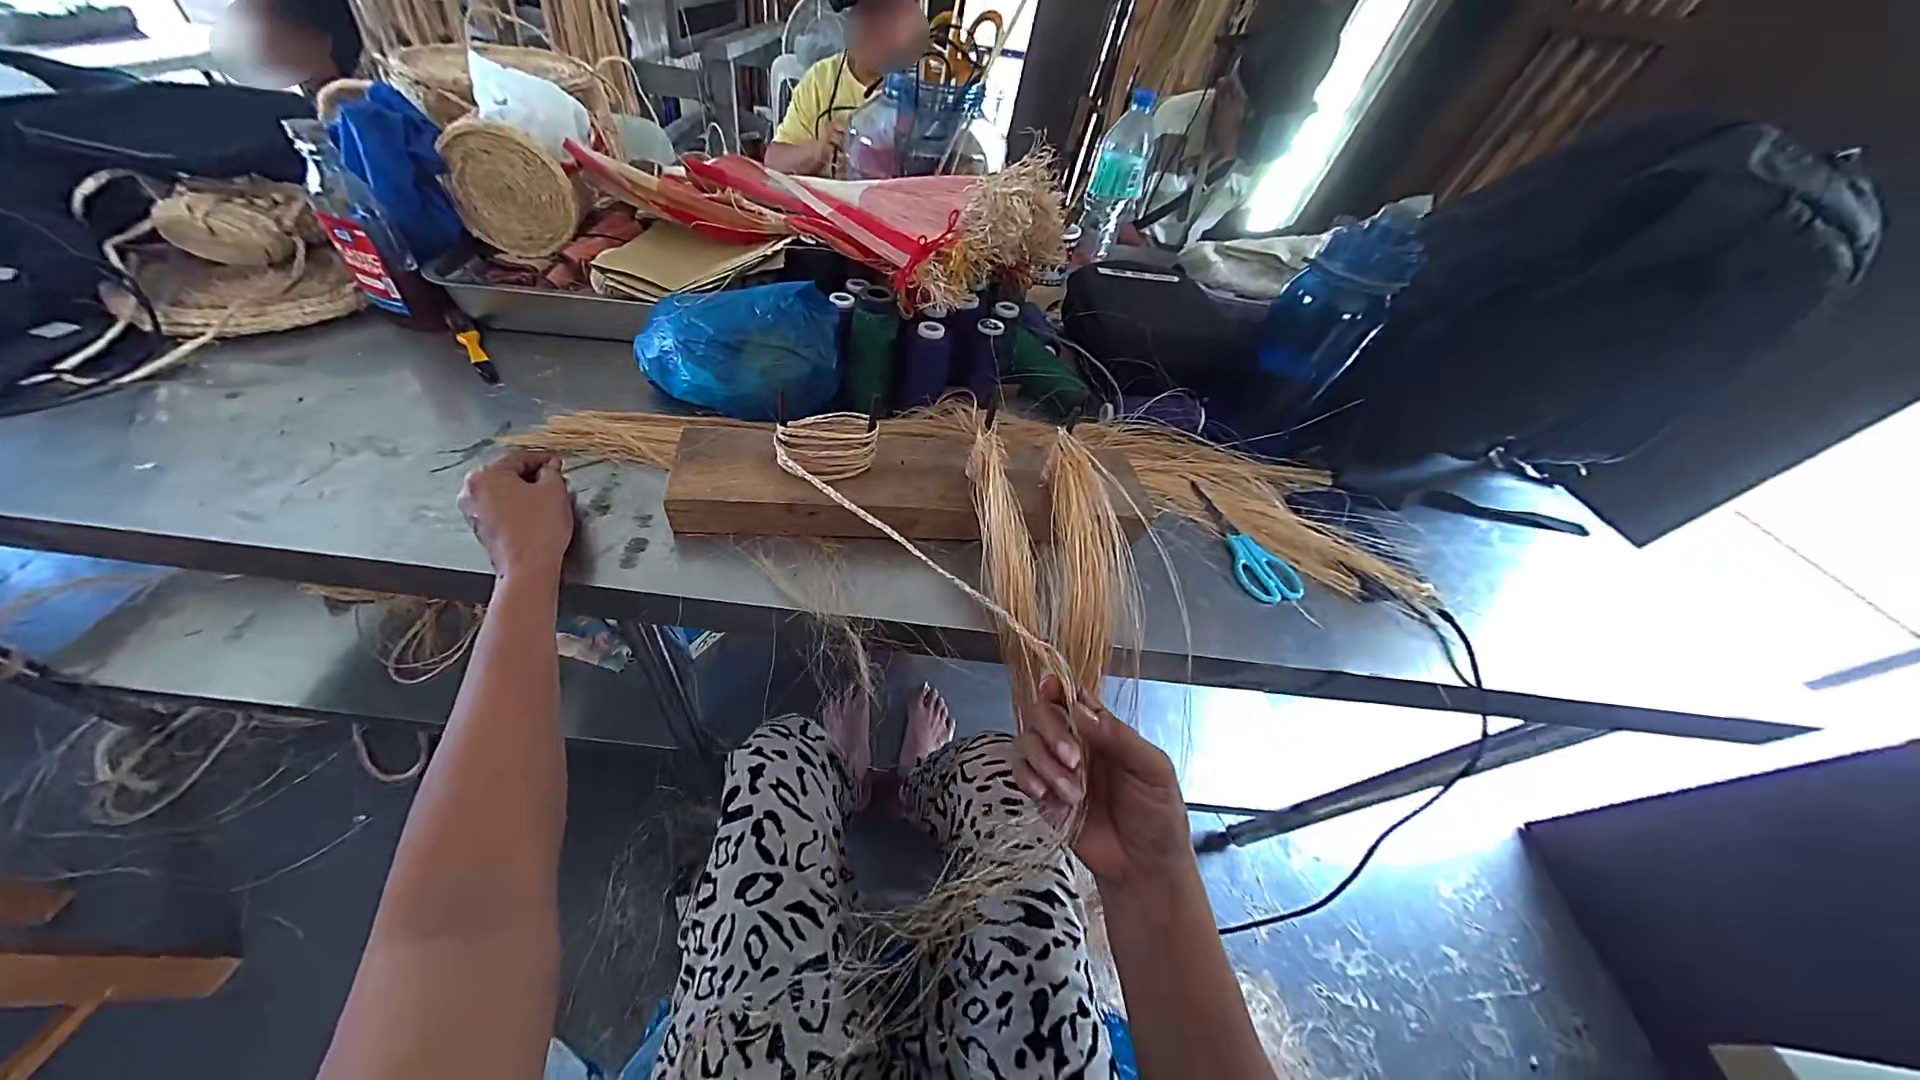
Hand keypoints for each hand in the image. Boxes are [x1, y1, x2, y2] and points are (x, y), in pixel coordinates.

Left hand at [457, 449, 573, 581]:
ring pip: (501, 490)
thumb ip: (552, 472)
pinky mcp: (479, 526)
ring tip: (546, 496)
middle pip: (505, 473)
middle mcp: (472, 490)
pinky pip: (498, 506)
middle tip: (554, 478)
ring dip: (522, 489)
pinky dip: (514, 504)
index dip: (542, 458)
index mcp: (486, 475)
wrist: (528, 566)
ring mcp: (472, 510)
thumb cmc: (540, 527)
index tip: (557, 461)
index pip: (518, 457)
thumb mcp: (555, 491)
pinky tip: (534, 511)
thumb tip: (550, 466)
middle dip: (530, 474)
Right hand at [1014, 674, 1192, 892]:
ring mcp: (1056, 768)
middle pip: (1042, 713)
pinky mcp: (1043, 794)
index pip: (1074, 697)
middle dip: (1051, 731)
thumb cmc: (1158, 815)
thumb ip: (1119, 736)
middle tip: (1073, 759)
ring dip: (1043, 762)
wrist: (1145, 868)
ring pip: (1026, 741)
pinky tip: (1044, 794)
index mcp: (1103, 730)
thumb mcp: (1152, 769)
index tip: (1050, 689)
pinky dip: (1026, 778)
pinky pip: (1020, 772)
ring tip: (1072, 793)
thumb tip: (1080, 709)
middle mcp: (1075, 742)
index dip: (1058, 688)